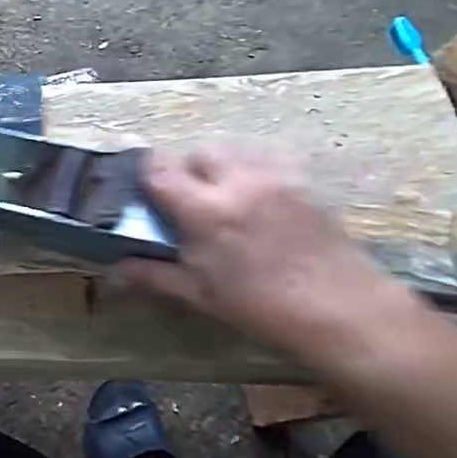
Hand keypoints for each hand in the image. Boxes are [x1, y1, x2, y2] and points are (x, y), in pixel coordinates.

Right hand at [117, 145, 417, 357]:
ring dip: (222, 165)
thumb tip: (117, 270)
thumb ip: (156, 275)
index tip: (145, 187)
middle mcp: (238, 181)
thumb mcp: (203, 296)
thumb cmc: (263, 308)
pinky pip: (268, 159)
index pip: (161, 169)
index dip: (147, 172)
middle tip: (190, 202)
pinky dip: (253, 169)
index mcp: (206, 211)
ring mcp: (274, 176)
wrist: (339, 307)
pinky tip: (260, 199)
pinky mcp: (301, 180)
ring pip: (236, 149)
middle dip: (188, 169)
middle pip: (200, 151)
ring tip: (225, 197)